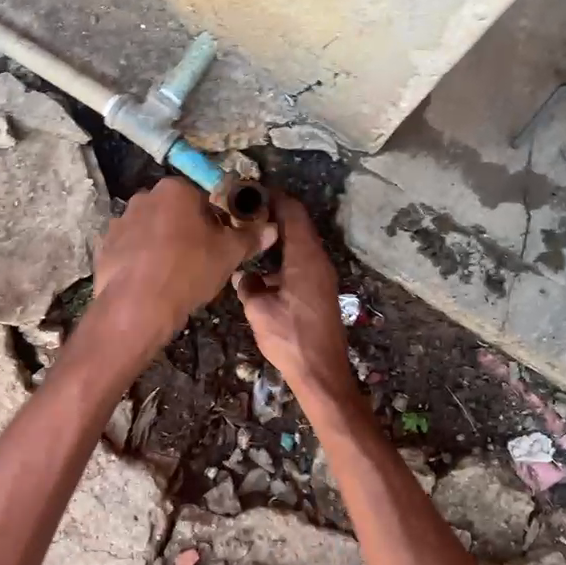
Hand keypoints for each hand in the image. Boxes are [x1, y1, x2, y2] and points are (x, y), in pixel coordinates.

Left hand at [90, 178, 274, 353]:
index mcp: (176, 189)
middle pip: (176, 209)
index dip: (217, 218)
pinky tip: (153, 280)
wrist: (136, 307)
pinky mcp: (105, 245)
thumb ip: (250, 237)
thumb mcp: (229, 254)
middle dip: (189, 228)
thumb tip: (272, 228)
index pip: (205, 195)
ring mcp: (121, 220)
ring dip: (164, 242)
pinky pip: (132, 247)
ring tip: (176, 272)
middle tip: (203, 256)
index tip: (222, 239)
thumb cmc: (188, 270)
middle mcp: (145, 196)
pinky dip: (142, 258)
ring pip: (152, 227)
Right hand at [235, 196, 353, 403]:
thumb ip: (249, 284)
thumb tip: (243, 274)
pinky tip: (263, 266)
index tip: (249, 193)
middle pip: (298, 223)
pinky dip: (285, 254)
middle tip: (245, 212)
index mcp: (305, 257)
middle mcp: (318, 259)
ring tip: (250, 235)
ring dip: (280, 235)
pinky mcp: (321, 289)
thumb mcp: (258, 309)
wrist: (321, 371)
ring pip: (301, 242)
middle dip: (274, 213)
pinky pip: (302, 259)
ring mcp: (322, 275)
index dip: (273, 197)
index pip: (292, 211)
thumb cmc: (289, 337)